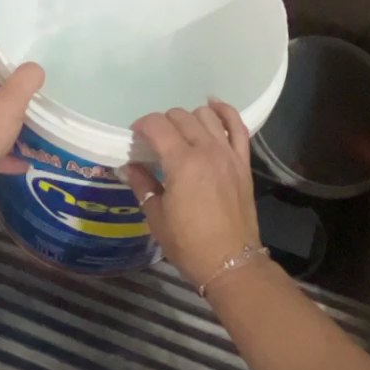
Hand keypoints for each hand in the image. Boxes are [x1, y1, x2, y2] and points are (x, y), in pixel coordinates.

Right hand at [123, 99, 261, 284]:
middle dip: (162, 123)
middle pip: (180, 117)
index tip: (134, 137)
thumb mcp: (156, 216)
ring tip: (180, 133)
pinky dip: (225, 111)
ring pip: (206, 116)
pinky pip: (237, 126)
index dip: (142, 125)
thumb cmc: (189, 244)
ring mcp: (228, 154)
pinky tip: (212, 105)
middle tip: (154, 141)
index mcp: (182, 162)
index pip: (157, 125)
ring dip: (188, 118)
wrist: (231, 263)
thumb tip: (127, 165)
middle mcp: (206, 150)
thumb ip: (142, 184)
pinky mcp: (242, 162)